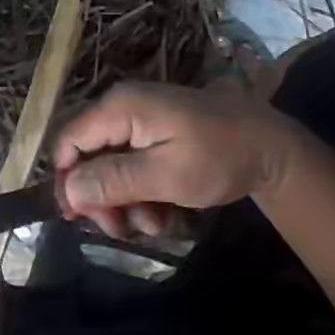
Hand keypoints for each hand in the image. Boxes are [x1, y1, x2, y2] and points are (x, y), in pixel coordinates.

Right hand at [51, 82, 302, 238]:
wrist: (269, 145)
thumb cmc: (218, 157)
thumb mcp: (166, 176)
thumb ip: (115, 181)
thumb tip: (68, 190)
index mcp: (119, 107)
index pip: (69, 139)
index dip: (66, 179)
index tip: (78, 220)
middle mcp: (121, 104)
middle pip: (85, 152)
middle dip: (99, 196)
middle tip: (120, 230)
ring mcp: (137, 116)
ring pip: (106, 162)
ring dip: (121, 199)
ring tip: (152, 224)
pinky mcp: (152, 129)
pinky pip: (128, 160)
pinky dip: (137, 189)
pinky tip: (159, 211)